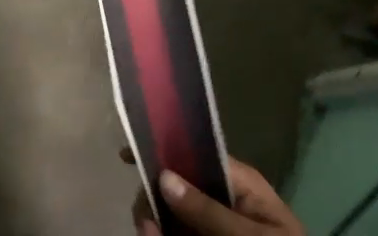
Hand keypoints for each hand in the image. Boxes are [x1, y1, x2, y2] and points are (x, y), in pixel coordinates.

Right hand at [139, 165, 305, 235]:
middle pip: (175, 184)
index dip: (161, 150)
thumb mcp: (250, 235)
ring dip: (154, 222)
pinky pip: (178, 231)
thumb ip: (208, 209)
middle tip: (145, 224)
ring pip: (171, 212)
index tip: (127, 156)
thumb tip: (164, 175)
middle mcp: (222, 196)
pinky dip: (162, 235)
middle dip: (153, 200)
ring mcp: (214, 222)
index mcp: (239, 181)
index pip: (195, 152)